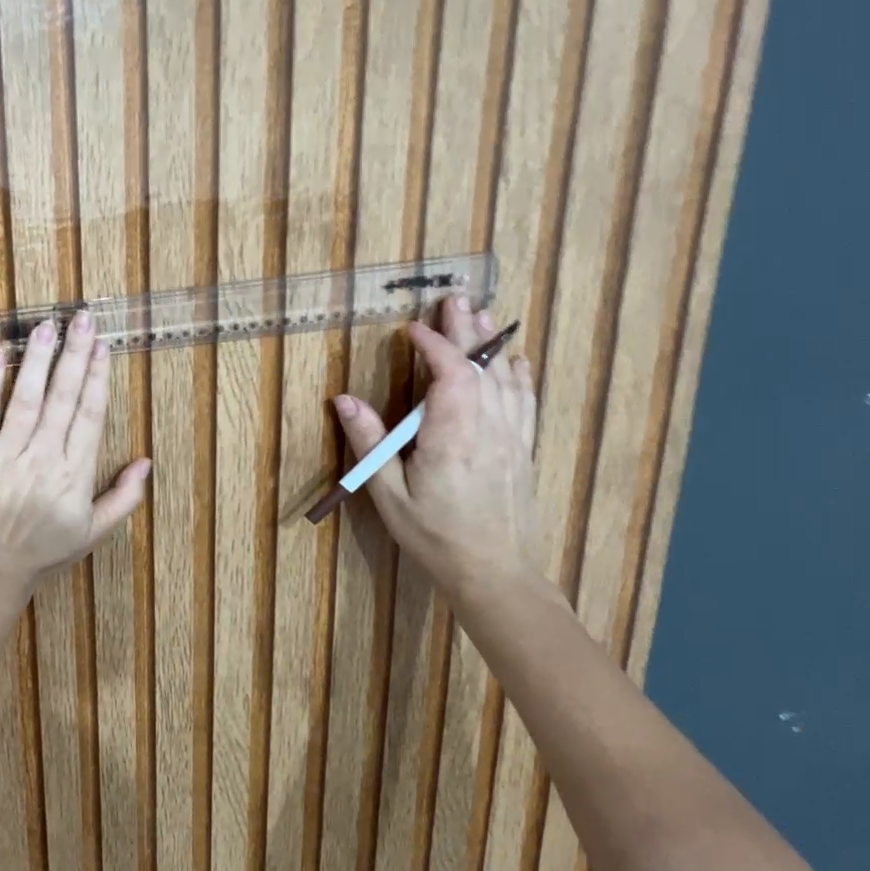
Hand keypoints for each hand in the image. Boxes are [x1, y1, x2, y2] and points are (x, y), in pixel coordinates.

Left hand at [0, 310, 151, 588]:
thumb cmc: (43, 552)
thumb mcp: (92, 533)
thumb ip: (123, 498)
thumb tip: (146, 462)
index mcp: (74, 475)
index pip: (90, 416)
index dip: (98, 378)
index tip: (103, 347)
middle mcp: (43, 459)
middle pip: (63, 398)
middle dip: (75, 355)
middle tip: (83, 319)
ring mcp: (6, 456)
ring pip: (26, 399)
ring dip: (38, 361)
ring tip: (47, 327)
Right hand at [332, 297, 546, 600]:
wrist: (495, 571)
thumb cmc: (434, 535)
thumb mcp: (389, 494)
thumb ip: (370, 443)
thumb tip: (344, 400)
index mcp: (453, 437)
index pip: (450, 375)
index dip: (434, 345)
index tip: (411, 328)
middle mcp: (489, 430)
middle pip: (481, 369)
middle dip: (466, 331)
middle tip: (454, 298)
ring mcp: (512, 439)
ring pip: (507, 380)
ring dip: (491, 346)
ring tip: (480, 315)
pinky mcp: (522, 450)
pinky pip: (526, 402)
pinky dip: (519, 376)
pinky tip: (516, 361)